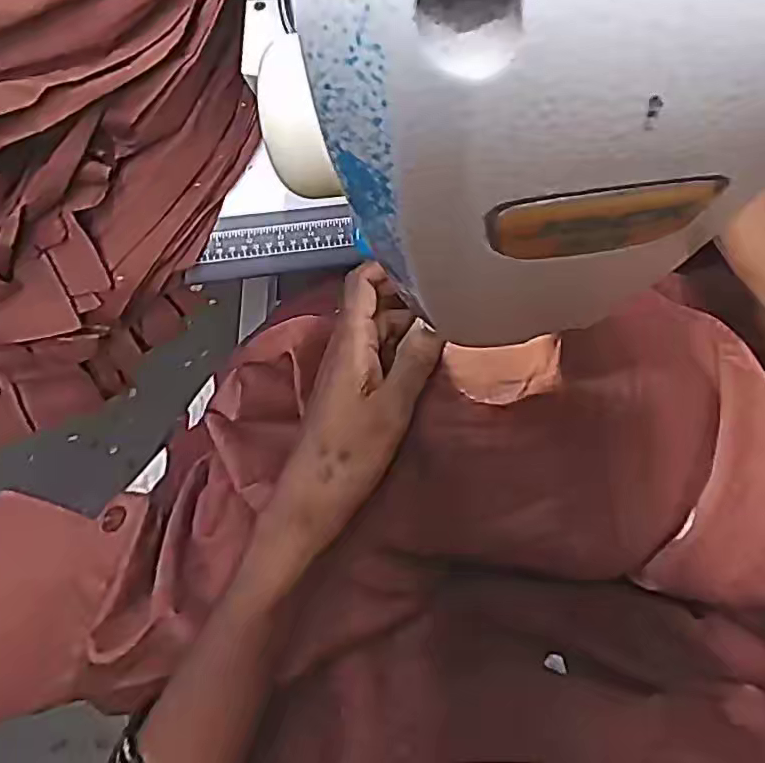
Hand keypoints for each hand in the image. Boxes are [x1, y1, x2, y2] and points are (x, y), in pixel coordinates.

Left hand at [252, 262, 444, 575]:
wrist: (313, 497)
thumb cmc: (350, 451)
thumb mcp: (393, 404)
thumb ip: (416, 357)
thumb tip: (440, 315)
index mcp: (350, 340)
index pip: (362, 281)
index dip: (390, 267)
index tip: (427, 266)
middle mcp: (347, 345)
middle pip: (377, 303)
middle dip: (411, 298)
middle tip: (451, 302)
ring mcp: (349, 366)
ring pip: (381, 329)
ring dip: (411, 326)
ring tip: (449, 329)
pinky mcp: (354, 386)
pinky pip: (380, 352)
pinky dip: (404, 349)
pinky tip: (429, 359)